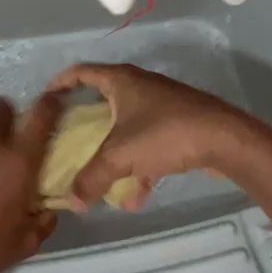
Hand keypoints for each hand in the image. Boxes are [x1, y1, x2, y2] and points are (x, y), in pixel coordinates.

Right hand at [47, 63, 271, 209]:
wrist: (225, 140)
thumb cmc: (166, 134)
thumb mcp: (121, 156)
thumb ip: (91, 178)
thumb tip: (72, 200)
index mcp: (121, 81)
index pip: (82, 72)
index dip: (61, 82)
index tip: (45, 99)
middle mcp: (139, 88)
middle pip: (102, 102)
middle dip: (84, 125)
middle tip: (66, 141)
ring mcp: (160, 107)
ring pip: (126, 128)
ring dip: (112, 153)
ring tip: (97, 177)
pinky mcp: (177, 128)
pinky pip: (148, 147)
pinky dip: (139, 169)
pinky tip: (134, 198)